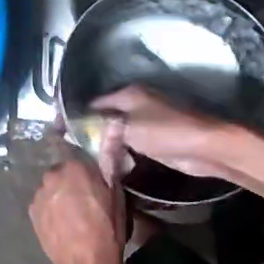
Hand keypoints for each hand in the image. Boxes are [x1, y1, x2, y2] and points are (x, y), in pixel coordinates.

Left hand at [30, 155, 123, 263]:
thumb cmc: (107, 226)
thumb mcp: (115, 191)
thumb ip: (111, 154)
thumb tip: (114, 122)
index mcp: (72, 166)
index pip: (77, 155)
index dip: (87, 168)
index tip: (95, 179)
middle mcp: (50, 175)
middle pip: (63, 171)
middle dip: (73, 181)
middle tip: (89, 198)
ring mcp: (38, 195)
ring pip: (52, 188)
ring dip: (61, 195)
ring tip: (76, 214)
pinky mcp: (32, 213)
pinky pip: (44, 203)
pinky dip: (52, 208)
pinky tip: (65, 223)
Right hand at [90, 86, 242, 178]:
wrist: (204, 147)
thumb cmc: (165, 132)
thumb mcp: (126, 128)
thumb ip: (102, 128)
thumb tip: (83, 130)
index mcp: (127, 94)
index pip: (93, 104)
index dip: (76, 117)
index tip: (60, 134)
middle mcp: (135, 104)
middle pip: (104, 120)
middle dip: (91, 136)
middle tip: (75, 156)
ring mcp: (146, 122)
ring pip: (116, 135)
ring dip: (106, 149)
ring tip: (92, 165)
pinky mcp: (155, 140)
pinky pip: (129, 147)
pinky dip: (120, 156)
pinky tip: (113, 168)